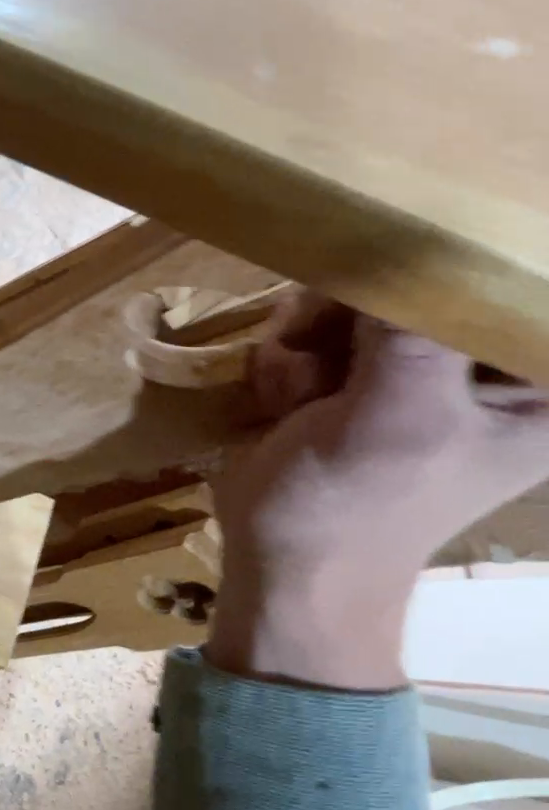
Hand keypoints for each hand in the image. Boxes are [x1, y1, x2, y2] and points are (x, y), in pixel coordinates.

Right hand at [206, 296, 548, 689]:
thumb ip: (407, 334)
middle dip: (352, 317)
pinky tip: (286, 402)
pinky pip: (315, 332)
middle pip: (422, 283)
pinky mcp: (354, 382)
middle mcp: (489, 368)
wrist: (285, 563)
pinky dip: (288, 361)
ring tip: (298, 396)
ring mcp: (415, 373)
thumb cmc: (356, 504)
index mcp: (542, 380)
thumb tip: (398, 246)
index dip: (440, 279)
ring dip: (305, 343)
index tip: (382, 307)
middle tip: (323, 360)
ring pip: (354, 303)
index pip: (505, 287)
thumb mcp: (394, 417)